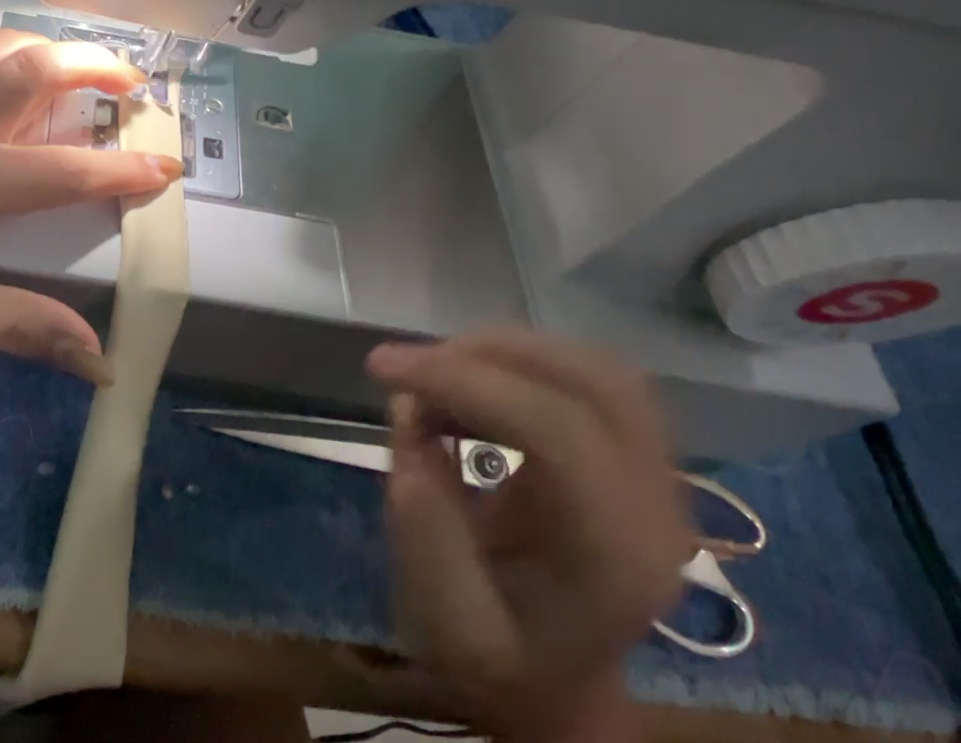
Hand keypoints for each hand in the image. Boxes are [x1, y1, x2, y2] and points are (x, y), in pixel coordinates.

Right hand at [366, 330, 691, 742]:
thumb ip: (424, 526)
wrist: (556, 688)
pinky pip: (586, 387)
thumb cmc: (498, 664)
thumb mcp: (445, 624)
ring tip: (429, 380)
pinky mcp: (633, 462)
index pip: (560, 429)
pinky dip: (515, 370)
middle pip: (597, 383)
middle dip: (490, 354)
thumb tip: (409, 415)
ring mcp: (657, 482)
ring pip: (597, 372)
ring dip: (503, 355)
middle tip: (407, 366)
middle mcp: (657, 508)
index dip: (468, 382)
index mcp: (616, 555)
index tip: (384, 369)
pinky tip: (461, 397)